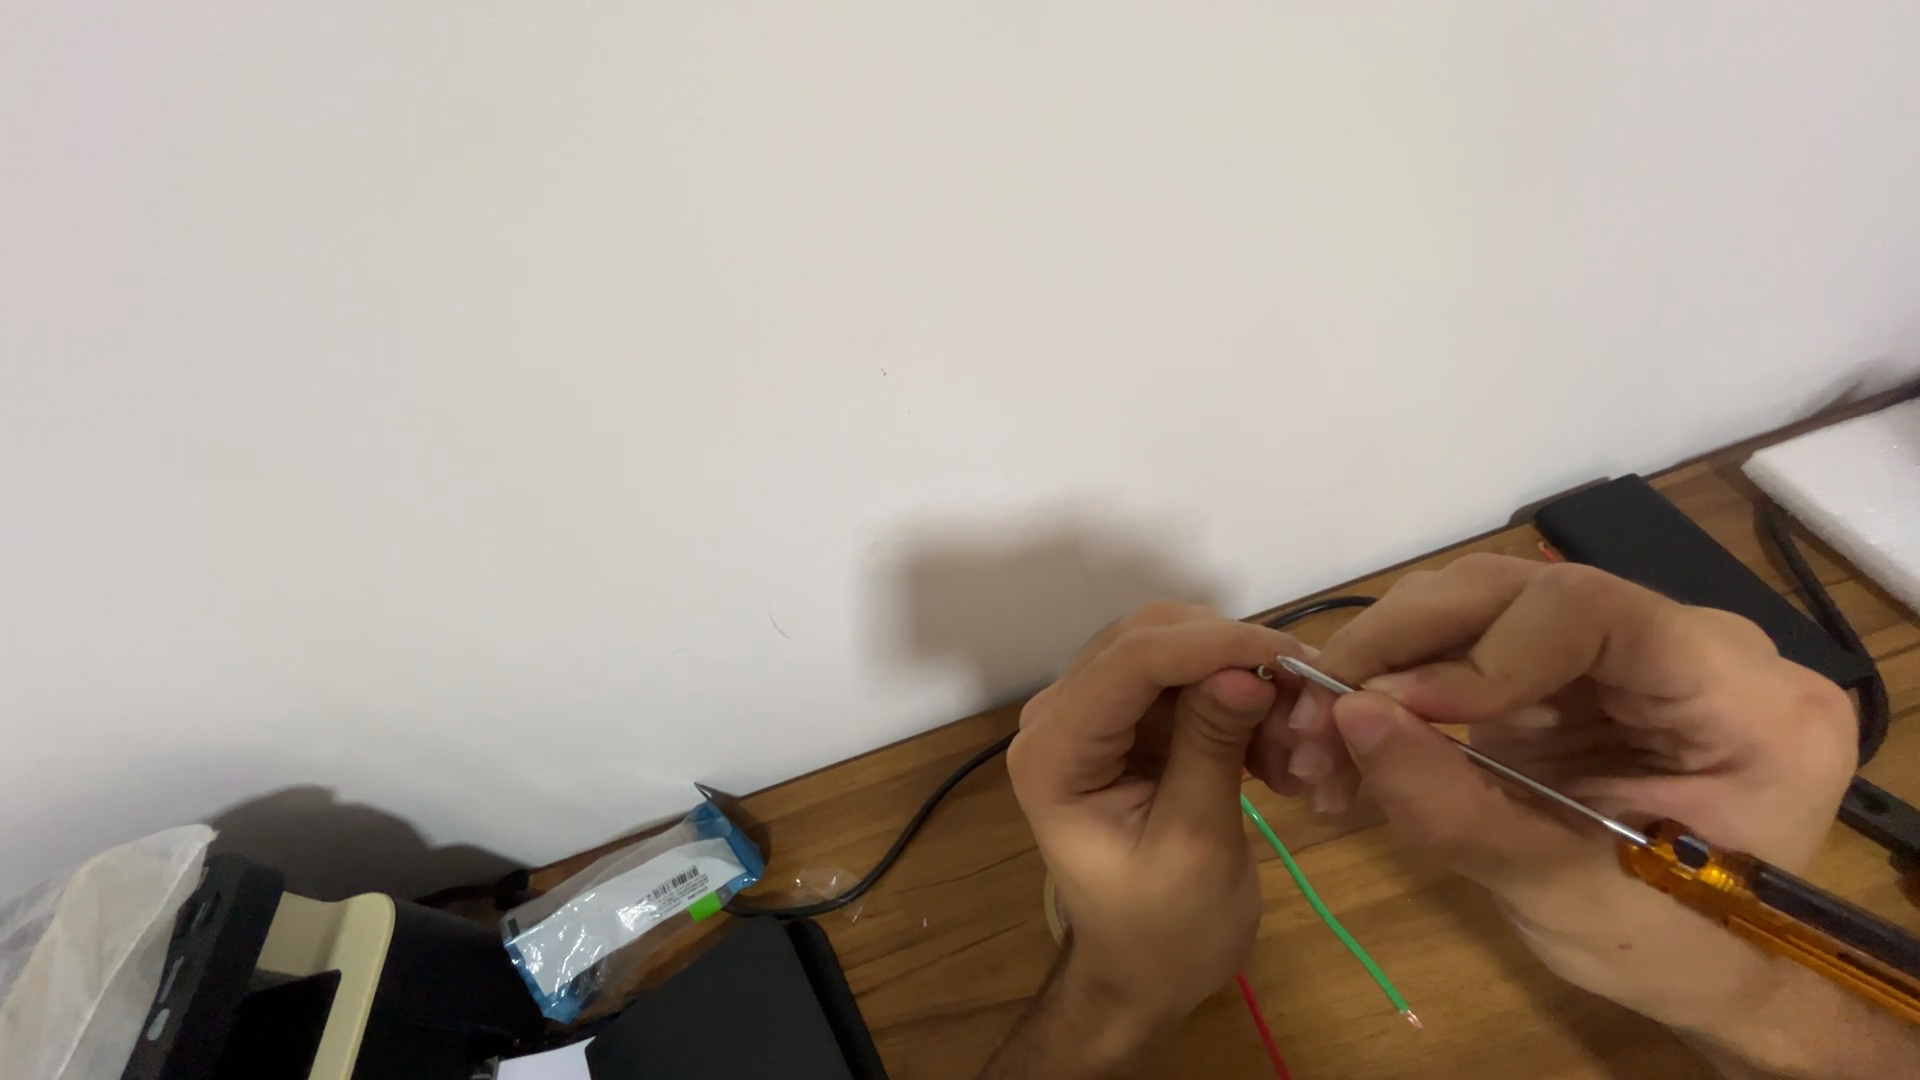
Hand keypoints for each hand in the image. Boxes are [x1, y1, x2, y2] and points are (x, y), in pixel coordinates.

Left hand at [1001, 603, 1303, 1062]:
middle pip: (1149, 639)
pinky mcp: (1125, 719)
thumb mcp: (1195, 847)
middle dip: (1232, 660)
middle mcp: (1058, 713)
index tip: (1294, 658)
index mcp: (1053, 750)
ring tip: (1294, 752)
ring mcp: (1090, 710)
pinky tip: (1275, 756)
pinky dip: (1238, 703)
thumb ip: (1211, 748)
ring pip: (1174, 650)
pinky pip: (1187, 680)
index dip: (1211, 645)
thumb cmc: (1162, 933)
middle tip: (1305, 713)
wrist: (1141, 969)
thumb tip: (1248, 669)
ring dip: (1243, 683)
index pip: (1129, 661)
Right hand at [1285, 554, 1906, 1072]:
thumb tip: (1346, 712)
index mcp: (1735, 695)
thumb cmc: (1664, 943)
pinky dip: (1374, 679)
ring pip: (1452, 602)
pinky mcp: (1537, 656)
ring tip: (1317, 738)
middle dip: (1388, 647)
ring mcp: (1596, 641)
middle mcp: (1669, 639)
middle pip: (1498, 589)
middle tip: (1313, 717)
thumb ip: (1455, 809)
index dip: (1479, 650)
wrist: (1686, 951)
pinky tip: (1344, 732)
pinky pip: (1437, 638)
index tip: (1394, 712)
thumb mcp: (1562, 897)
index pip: (1586, 611)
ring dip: (1366, 662)